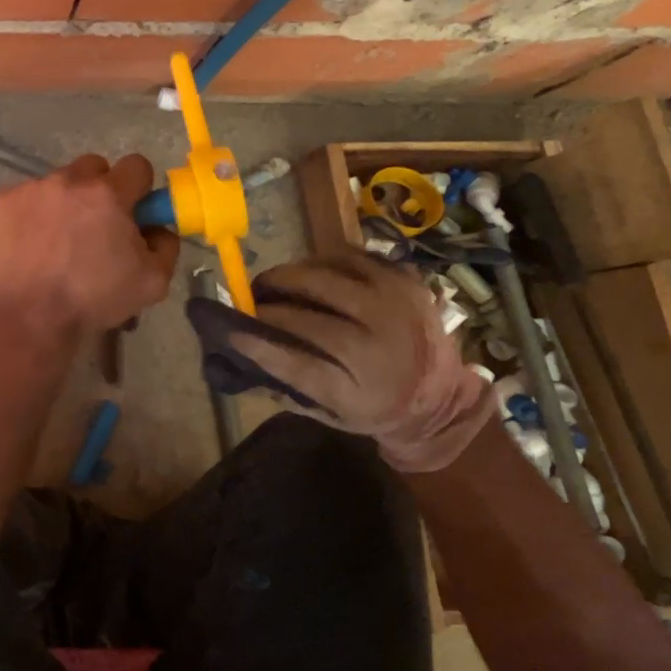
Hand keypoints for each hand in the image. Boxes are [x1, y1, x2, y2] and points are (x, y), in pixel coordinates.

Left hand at [0, 154, 179, 344]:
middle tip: (94, 226)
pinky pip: (24, 199)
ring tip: (55, 242)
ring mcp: (30, 188)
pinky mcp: (1, 202)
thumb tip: (156, 227)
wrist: (25, 317)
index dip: (139, 188)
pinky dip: (30, 215)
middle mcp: (68, 180)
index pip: (137, 166)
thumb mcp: (152, 282)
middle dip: (99, 189)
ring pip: (56, 183)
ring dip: (62, 203)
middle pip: (93, 168)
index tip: (133, 211)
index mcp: (108, 193)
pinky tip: (28, 245)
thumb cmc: (92, 300)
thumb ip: (165, 245)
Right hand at [186, 253, 490, 472]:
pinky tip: (314, 274)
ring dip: (294, 275)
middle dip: (272, 299)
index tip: (228, 330)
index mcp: (361, 385)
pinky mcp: (407, 282)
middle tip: (253, 298)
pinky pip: (354, 258)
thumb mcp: (330, 411)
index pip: (296, 362)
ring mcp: (398, 305)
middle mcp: (381, 342)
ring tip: (278, 283)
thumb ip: (286, 385)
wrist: (441, 398)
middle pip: (311, 308)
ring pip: (329, 274)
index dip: (258, 343)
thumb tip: (237, 355)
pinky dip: (326, 262)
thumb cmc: (373, 407)